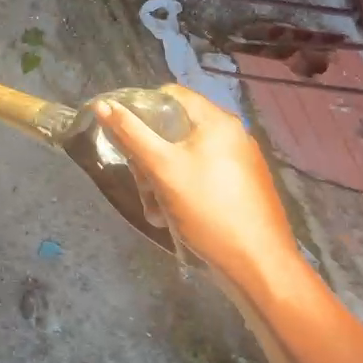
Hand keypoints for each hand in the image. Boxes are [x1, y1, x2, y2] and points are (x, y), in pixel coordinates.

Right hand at [95, 84, 295, 282]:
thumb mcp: (161, 168)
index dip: (140, 107)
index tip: (121, 131)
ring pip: (184, 154)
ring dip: (160, 175)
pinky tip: (170, 214)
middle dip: (148, 152)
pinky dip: (180, 187)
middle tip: (139, 179)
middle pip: (174, 127)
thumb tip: (103, 104)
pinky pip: (200, 173)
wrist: (260, 268)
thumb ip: (130, 132)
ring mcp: (239, 163)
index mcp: (217, 122)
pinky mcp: (241, 187)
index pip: (169, 94)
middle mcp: (232, 136)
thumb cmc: (208, 209)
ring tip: (153, 205)